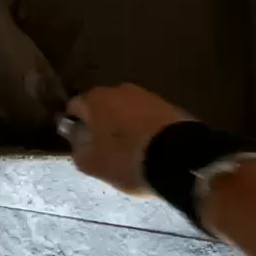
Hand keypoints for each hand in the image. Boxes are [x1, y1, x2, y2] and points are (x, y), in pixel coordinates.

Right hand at [65, 85, 195, 195]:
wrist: (180, 158)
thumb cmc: (127, 158)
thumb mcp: (94, 164)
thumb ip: (78, 152)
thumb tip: (76, 144)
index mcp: (95, 99)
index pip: (74, 107)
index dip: (74, 125)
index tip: (79, 143)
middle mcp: (118, 90)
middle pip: (102, 106)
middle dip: (101, 123)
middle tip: (105, 148)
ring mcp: (146, 96)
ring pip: (127, 110)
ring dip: (125, 125)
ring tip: (131, 149)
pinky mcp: (170, 106)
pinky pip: (149, 116)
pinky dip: (146, 128)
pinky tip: (151, 147)